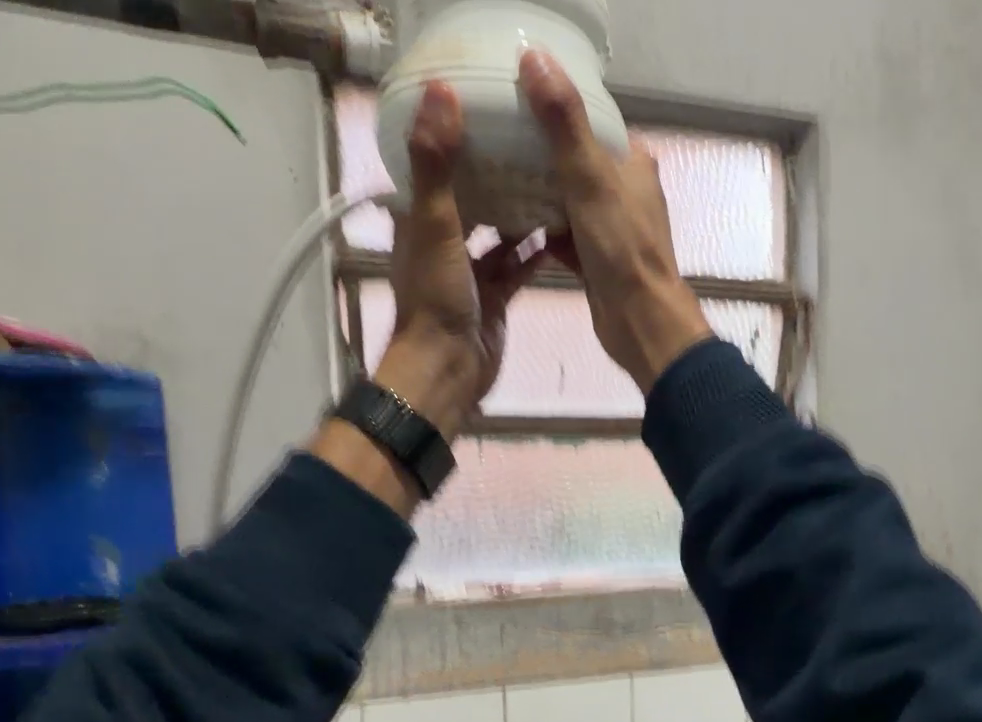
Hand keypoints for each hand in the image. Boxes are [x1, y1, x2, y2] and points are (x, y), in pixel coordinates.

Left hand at [375, 81, 546, 438]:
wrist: (449, 368)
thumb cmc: (437, 298)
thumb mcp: (435, 225)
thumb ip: (437, 163)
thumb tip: (440, 92)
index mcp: (420, 220)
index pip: (433, 165)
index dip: (452, 135)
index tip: (482, 103)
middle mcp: (443, 240)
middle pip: (471, 196)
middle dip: (496, 170)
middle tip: (529, 137)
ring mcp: (471, 270)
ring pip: (498, 230)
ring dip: (521, 209)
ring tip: (552, 176)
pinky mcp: (496, 294)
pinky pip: (518, 264)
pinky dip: (536, 249)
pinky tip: (561, 228)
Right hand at [519, 50, 715, 392]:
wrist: (639, 321)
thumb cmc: (621, 249)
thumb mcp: (590, 179)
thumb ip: (564, 124)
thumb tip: (535, 59)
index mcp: (634, 164)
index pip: (593, 122)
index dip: (556, 109)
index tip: (513, 100)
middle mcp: (625, 192)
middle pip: (575, 161)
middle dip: (538, 151)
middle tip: (493, 138)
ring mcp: (610, 228)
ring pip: (566, 199)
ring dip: (535, 190)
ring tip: (491, 173)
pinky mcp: (595, 259)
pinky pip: (560, 234)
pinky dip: (538, 228)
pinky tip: (504, 220)